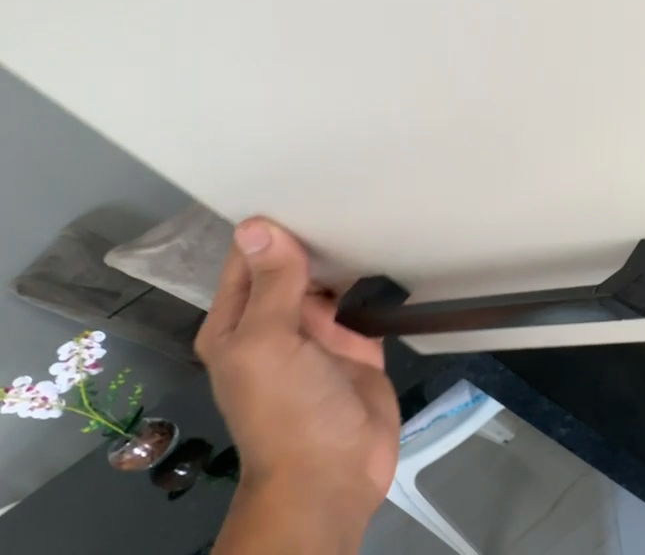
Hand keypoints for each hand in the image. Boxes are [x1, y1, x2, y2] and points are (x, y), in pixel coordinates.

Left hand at [198, 217, 399, 553]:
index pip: (249, 260)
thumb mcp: (268, 343)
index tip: (304, 183)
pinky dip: (380, 279)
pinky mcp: (360, 343)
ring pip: (333, 281)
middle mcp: (276, 323)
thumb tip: (259, 226)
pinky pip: (367, 302)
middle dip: (316, 233)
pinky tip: (400, 252)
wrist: (334, 468)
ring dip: (350, 254)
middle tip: (355, 185)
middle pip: (294, 266)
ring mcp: (320, 334)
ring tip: (381, 208)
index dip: (270, 226)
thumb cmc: (288, 408)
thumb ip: (272, 286)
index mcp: (238, 323)